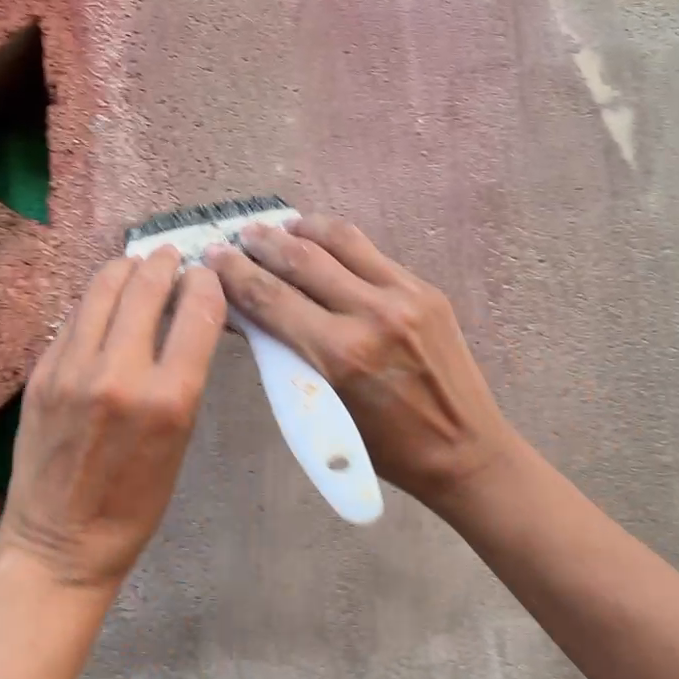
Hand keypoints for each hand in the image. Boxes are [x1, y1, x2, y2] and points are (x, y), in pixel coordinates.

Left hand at [0, 247, 226, 589]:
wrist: (60, 543)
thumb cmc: (136, 504)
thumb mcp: (180, 440)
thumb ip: (182, 375)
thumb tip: (186, 318)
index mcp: (168, 399)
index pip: (198, 311)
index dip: (206, 284)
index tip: (206, 277)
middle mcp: (119, 373)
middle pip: (147, 286)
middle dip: (165, 264)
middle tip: (172, 257)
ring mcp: (71, 369)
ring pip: (103, 288)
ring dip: (127, 269)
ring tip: (138, 265)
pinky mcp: (40, 372)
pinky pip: (74, 317)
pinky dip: (96, 301)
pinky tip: (105, 301)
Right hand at [203, 214, 516, 512]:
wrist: (465, 451)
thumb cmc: (385, 450)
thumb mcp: (323, 409)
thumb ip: (286, 356)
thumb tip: (248, 315)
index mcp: (340, 355)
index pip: (271, 298)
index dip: (235, 273)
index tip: (213, 256)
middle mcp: (372, 314)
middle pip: (301, 258)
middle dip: (262, 243)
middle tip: (239, 235)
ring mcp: (404, 296)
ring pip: (340, 239)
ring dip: (302, 228)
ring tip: (279, 228)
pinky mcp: (425, 289)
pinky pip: (371, 252)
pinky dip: (338, 241)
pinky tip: (322, 243)